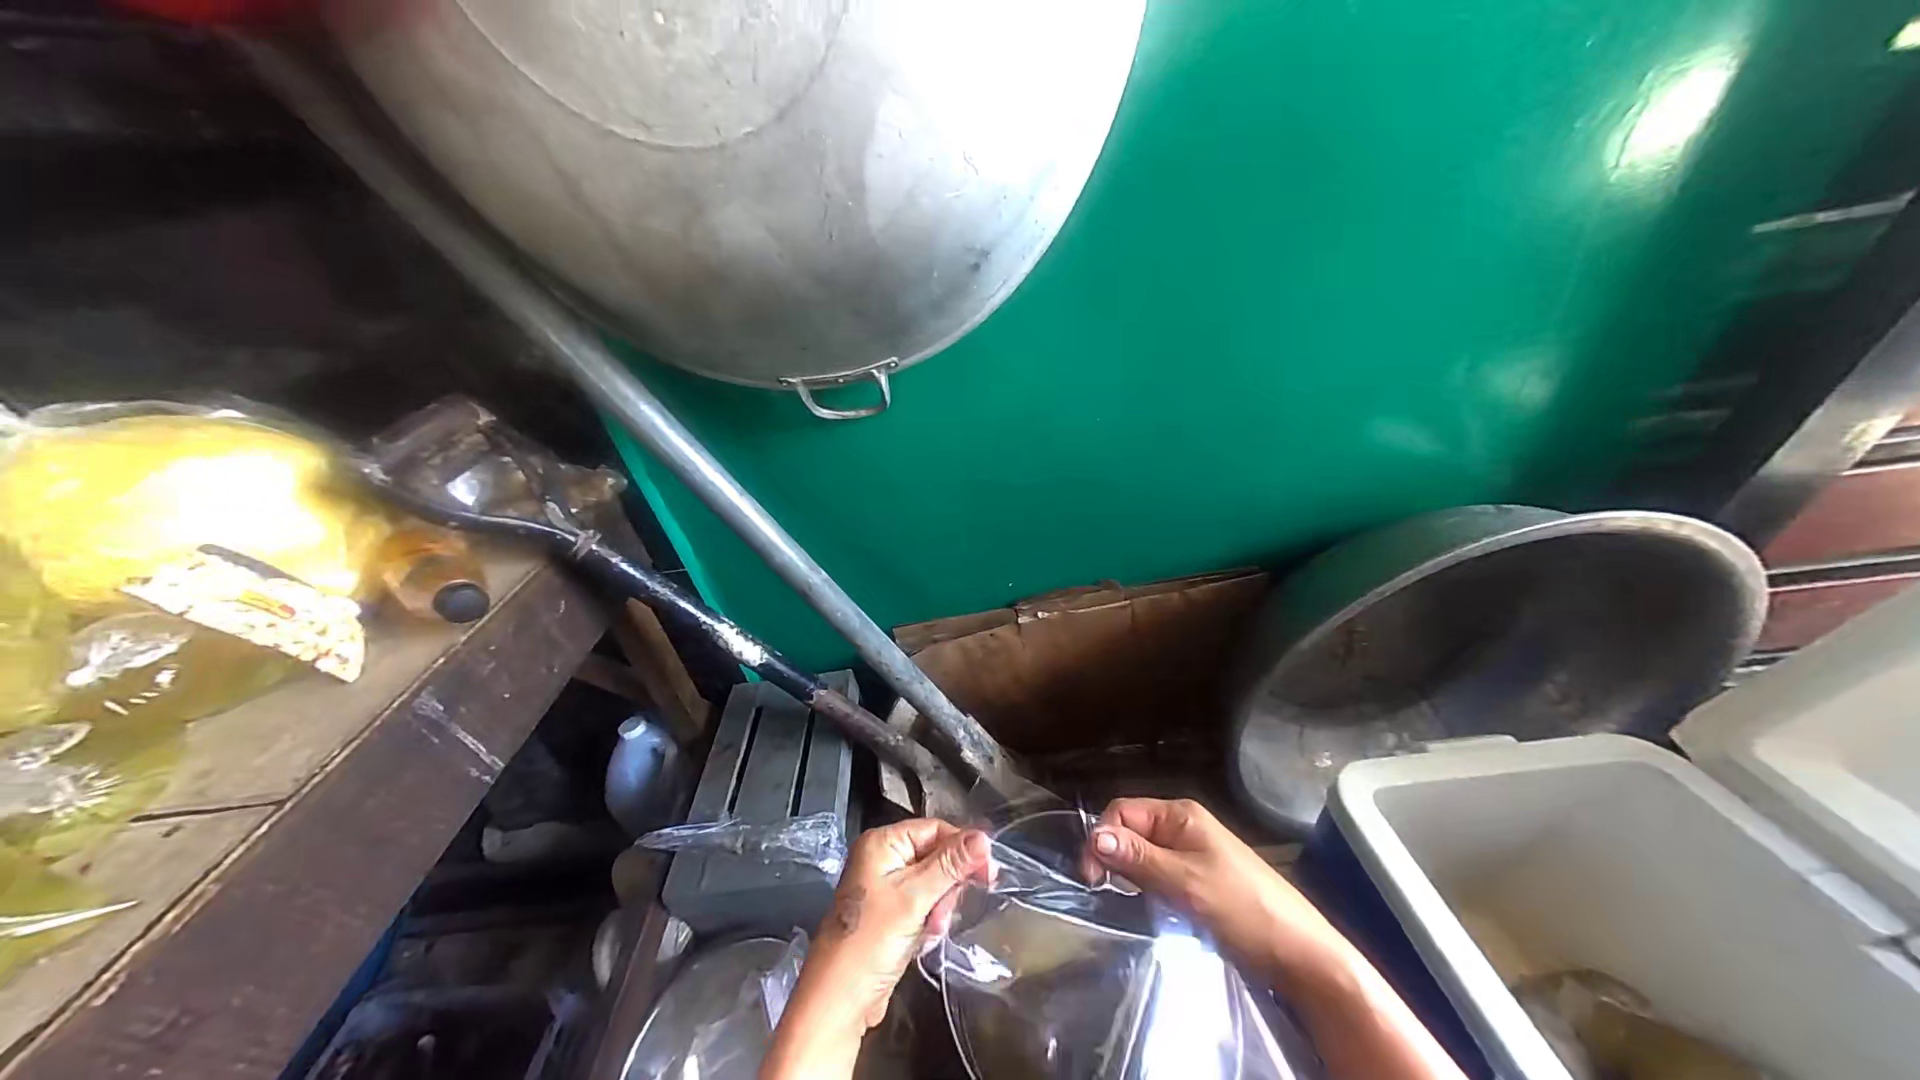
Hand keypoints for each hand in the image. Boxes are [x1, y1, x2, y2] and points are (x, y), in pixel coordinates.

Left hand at [762, 820, 991, 1079]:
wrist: (838, 1002)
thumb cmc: (869, 944)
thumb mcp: (914, 899)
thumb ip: (950, 865)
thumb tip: (984, 838)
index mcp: (882, 843)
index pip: (935, 829)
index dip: (963, 848)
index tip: (989, 872)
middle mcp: (883, 858)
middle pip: (937, 856)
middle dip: (947, 886)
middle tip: (943, 912)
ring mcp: (885, 887)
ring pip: (934, 884)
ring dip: (939, 908)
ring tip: (931, 930)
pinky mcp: (890, 914)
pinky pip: (924, 906)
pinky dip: (929, 921)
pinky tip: (923, 939)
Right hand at [1081, 798, 1357, 989]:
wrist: (1300, 954)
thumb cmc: (1243, 909)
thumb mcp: (1185, 882)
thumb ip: (1138, 858)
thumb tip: (1093, 835)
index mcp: (1180, 815)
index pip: (1122, 811)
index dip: (1102, 838)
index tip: (1092, 878)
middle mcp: (1183, 827)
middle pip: (1131, 831)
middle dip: (1114, 857)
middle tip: (1107, 892)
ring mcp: (1192, 853)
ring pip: (1143, 855)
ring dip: (1131, 875)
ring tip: (1131, 901)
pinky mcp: (1198, 880)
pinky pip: (1159, 874)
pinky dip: (1148, 888)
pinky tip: (1150, 907)